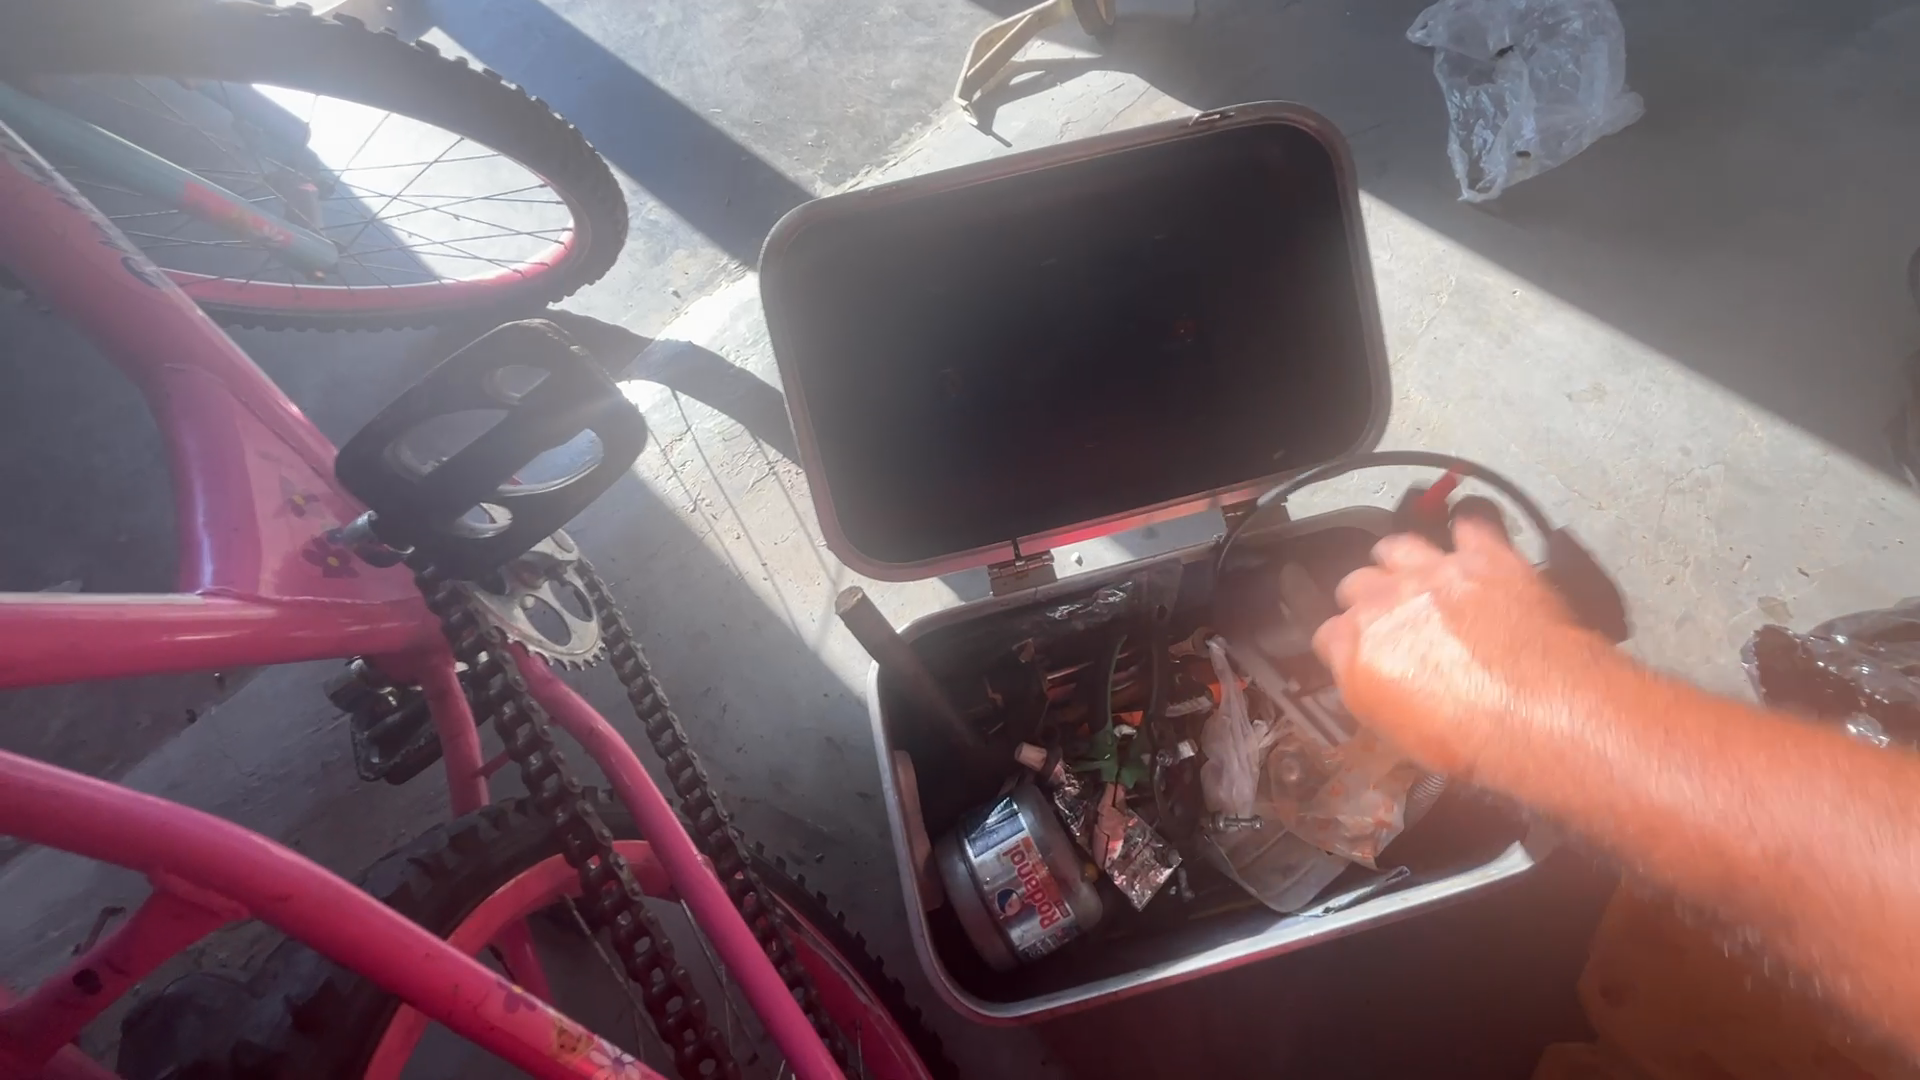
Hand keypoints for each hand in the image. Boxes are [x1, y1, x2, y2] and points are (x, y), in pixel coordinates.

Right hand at [1311, 518, 1586, 775]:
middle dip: (1365, 597)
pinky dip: (1471, 529)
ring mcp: (1432, 573)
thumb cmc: (1467, 738)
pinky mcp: (1485, 558)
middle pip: (1355, 583)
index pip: (1326, 635)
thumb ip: (1365, 691)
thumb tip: (1364, 680)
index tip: (1358, 654)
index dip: (1343, 644)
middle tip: (1388, 615)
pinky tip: (1473, 537)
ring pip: (1397, 546)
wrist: (1543, 711)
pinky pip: (1471, 524)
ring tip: (1415, 571)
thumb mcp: (1394, 732)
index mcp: (1353, 645)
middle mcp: (1381, 600)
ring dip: (1400, 558)